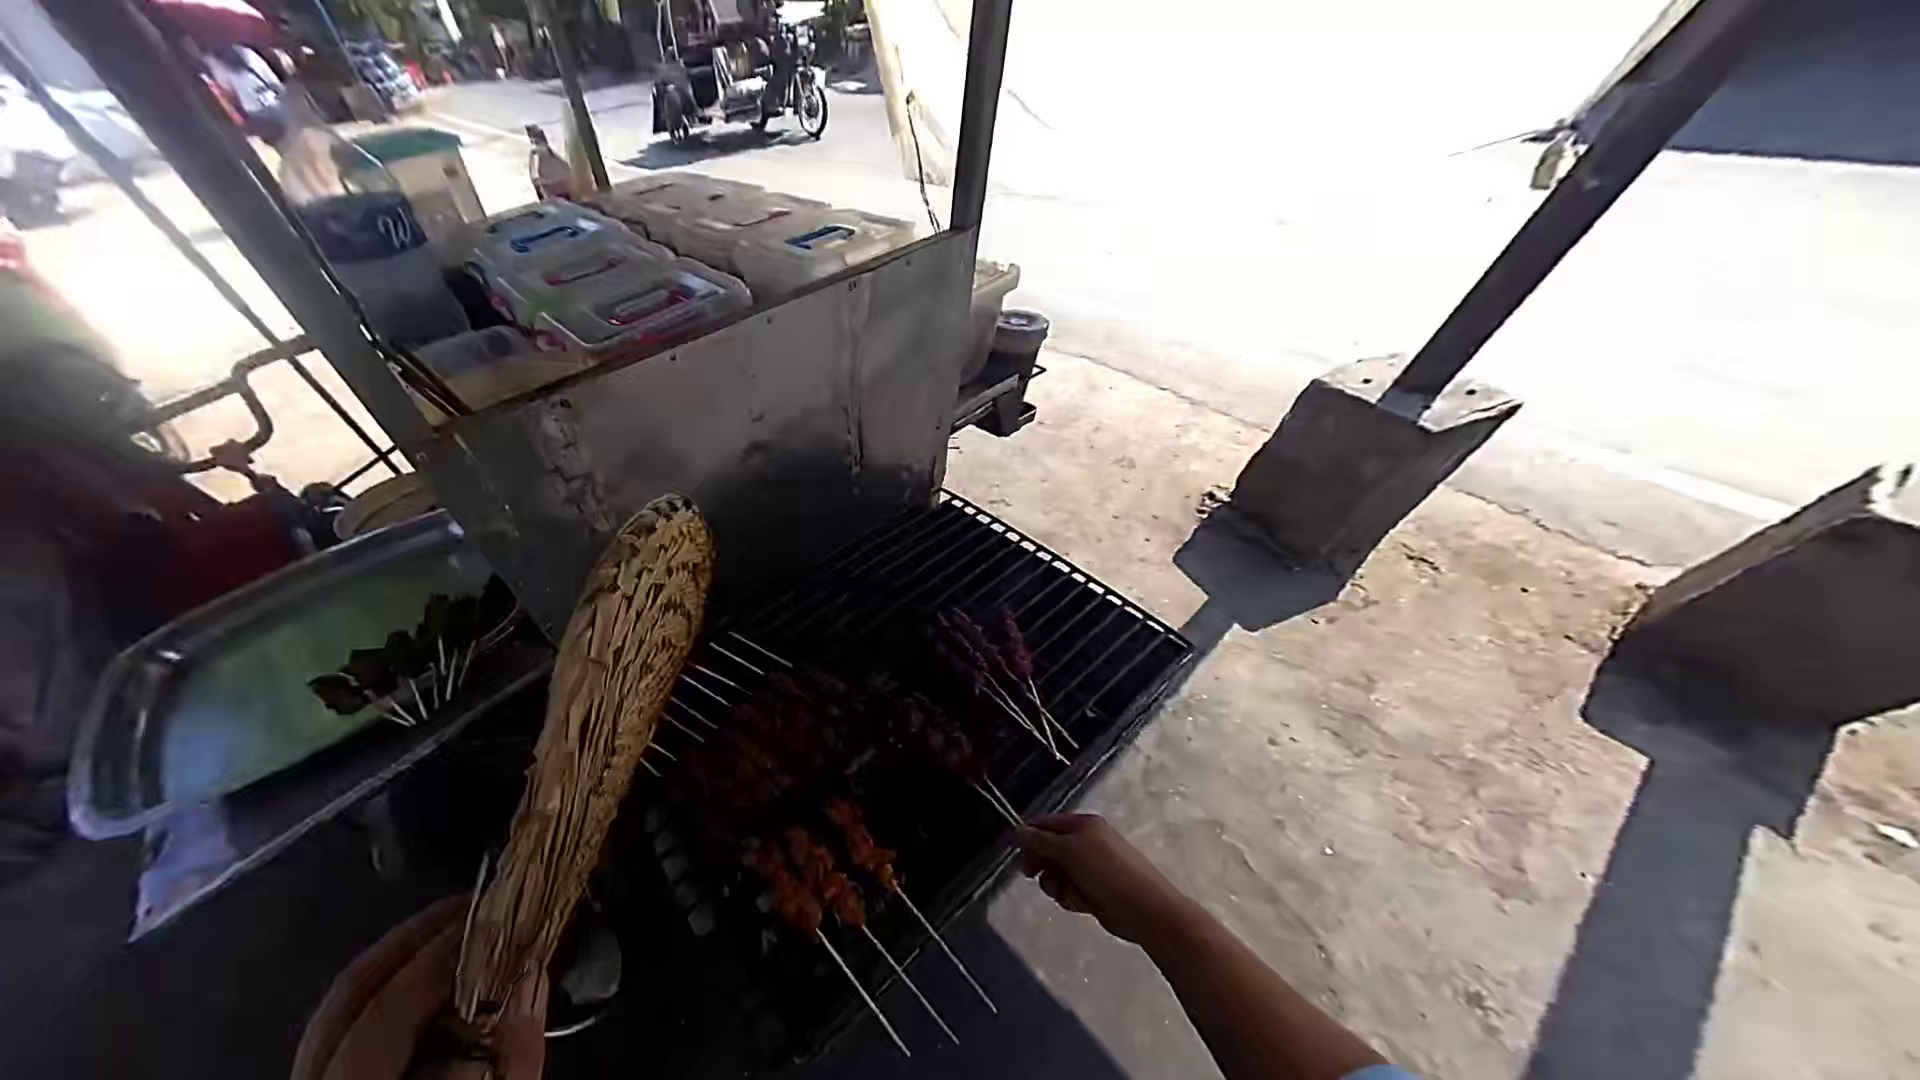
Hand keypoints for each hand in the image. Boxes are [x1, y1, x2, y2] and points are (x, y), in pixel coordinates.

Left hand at [290, 896, 549, 1079]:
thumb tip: (530, 975)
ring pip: (335, 1017)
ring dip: (401, 961)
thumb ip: (517, 1062)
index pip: (380, 1020)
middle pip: (343, 1005)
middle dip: (412, 942)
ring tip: (462, 930)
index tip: (494, 917)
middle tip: (476, 907)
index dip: (438, 960)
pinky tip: (438, 982)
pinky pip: (342, 1038)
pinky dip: (390, 995)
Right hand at [1017, 812, 1195, 946]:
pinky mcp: (1093, 890)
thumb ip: (1041, 840)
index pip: (1047, 823)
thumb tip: (1018, 828)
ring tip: (1070, 892)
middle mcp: (1086, 842)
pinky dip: (1071, 897)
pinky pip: (1069, 890)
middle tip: (1033, 874)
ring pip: (1057, 873)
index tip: (1012, 850)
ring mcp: (1090, 867)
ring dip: (1057, 884)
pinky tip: (1082, 903)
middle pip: (1049, 849)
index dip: (1029, 834)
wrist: (1144, 908)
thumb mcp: (1069, 850)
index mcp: (1083, 824)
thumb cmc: (1106, 871)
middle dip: (1042, 863)